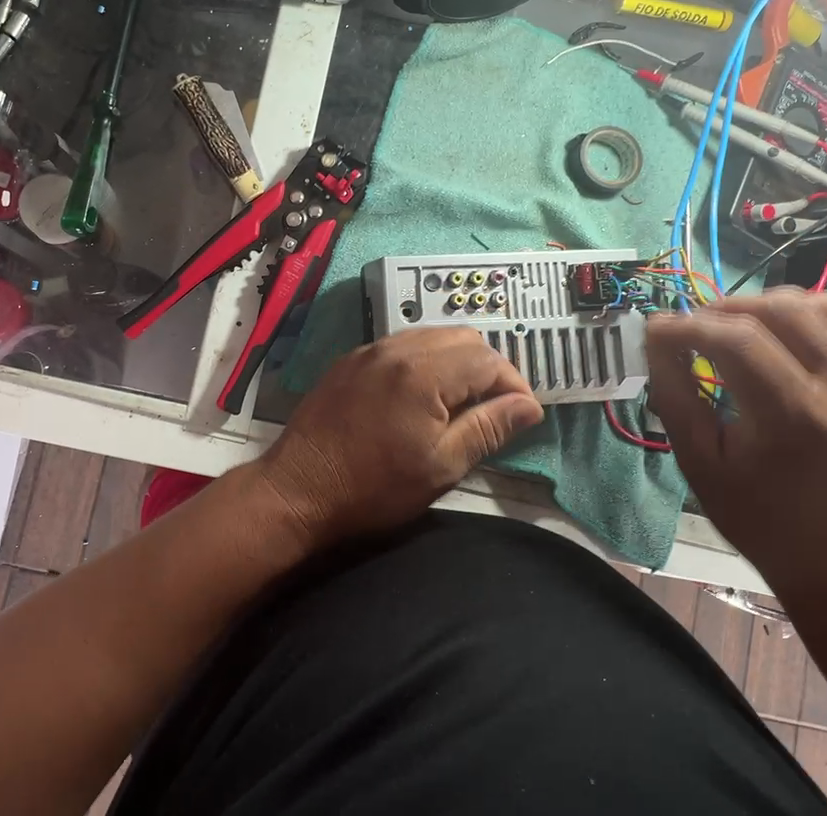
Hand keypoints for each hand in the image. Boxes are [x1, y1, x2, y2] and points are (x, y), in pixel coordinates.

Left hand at [260, 328, 543, 547]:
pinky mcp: (349, 362)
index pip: (487, 359)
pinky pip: (400, 347)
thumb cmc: (373, 488)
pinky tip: (422, 396)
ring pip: (430, 338)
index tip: (522, 415)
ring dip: (455, 362)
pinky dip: (424, 362)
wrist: (298, 490)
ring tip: (462, 403)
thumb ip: (487, 429)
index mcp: (423, 372)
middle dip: (487, 368)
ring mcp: (368, 352)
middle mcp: (396, 349)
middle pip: (461, 338)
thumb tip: (528, 406)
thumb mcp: (441, 467)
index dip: (514, 384)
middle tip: (494, 409)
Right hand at [644, 289, 826, 621]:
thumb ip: (676, 397)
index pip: (734, 338)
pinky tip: (796, 337)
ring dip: (773, 304)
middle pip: (780, 309)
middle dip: (724, 309)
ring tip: (741, 327)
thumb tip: (658, 342)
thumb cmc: (763, 525)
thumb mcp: (701, 467)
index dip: (686, 325)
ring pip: (826, 306)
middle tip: (693, 331)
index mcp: (790, 416)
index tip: (656, 331)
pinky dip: (826, 317)